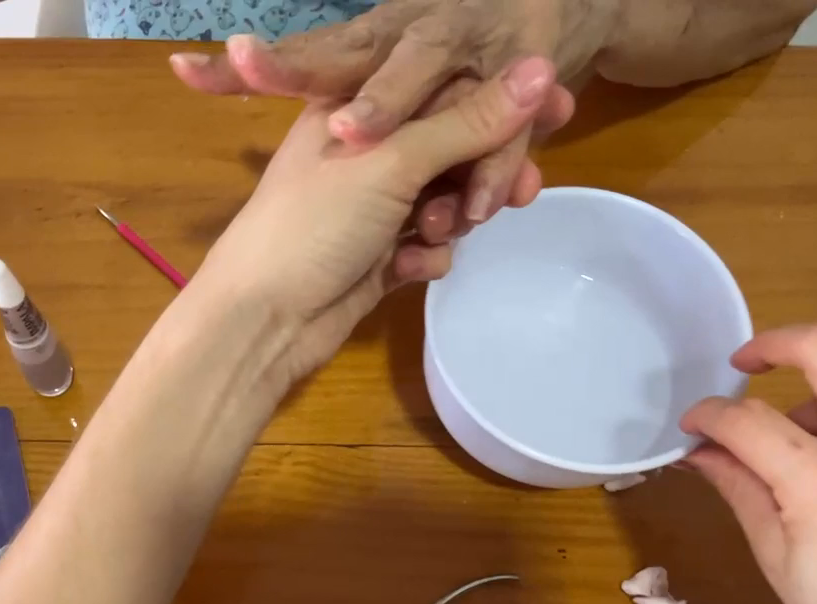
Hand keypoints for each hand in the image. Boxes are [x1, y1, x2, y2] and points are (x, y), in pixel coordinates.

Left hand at [187, 56, 556, 383]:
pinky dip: (426, 255)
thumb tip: (537, 69)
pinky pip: (423, 246)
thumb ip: (465, 122)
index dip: (498, 100)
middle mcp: (365, 154)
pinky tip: (417, 266)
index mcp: (356, 108)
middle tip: (522, 189)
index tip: (553, 109)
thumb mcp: (390, 162)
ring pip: (441, 200)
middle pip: (448, 147)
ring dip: (453, 216)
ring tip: (446, 232)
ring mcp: (370, 210)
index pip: (442, 86)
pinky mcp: (376, 260)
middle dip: (484, 169)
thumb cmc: (314, 225)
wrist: (263, 322)